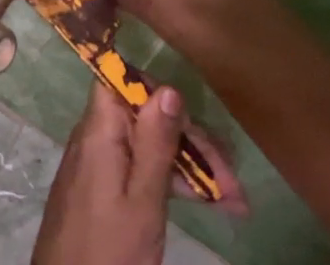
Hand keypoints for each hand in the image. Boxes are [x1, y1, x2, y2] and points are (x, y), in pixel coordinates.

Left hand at [34, 83, 242, 264]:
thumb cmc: (108, 252)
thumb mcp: (143, 201)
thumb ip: (156, 144)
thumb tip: (169, 88)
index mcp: (99, 132)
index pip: (121, 81)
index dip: (158, 91)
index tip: (195, 125)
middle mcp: (95, 138)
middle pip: (145, 117)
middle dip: (192, 142)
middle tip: (234, 184)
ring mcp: (98, 162)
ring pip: (148, 145)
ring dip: (190, 166)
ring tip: (234, 202)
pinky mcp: (103, 187)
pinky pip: (139, 167)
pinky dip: (171, 181)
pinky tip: (206, 203)